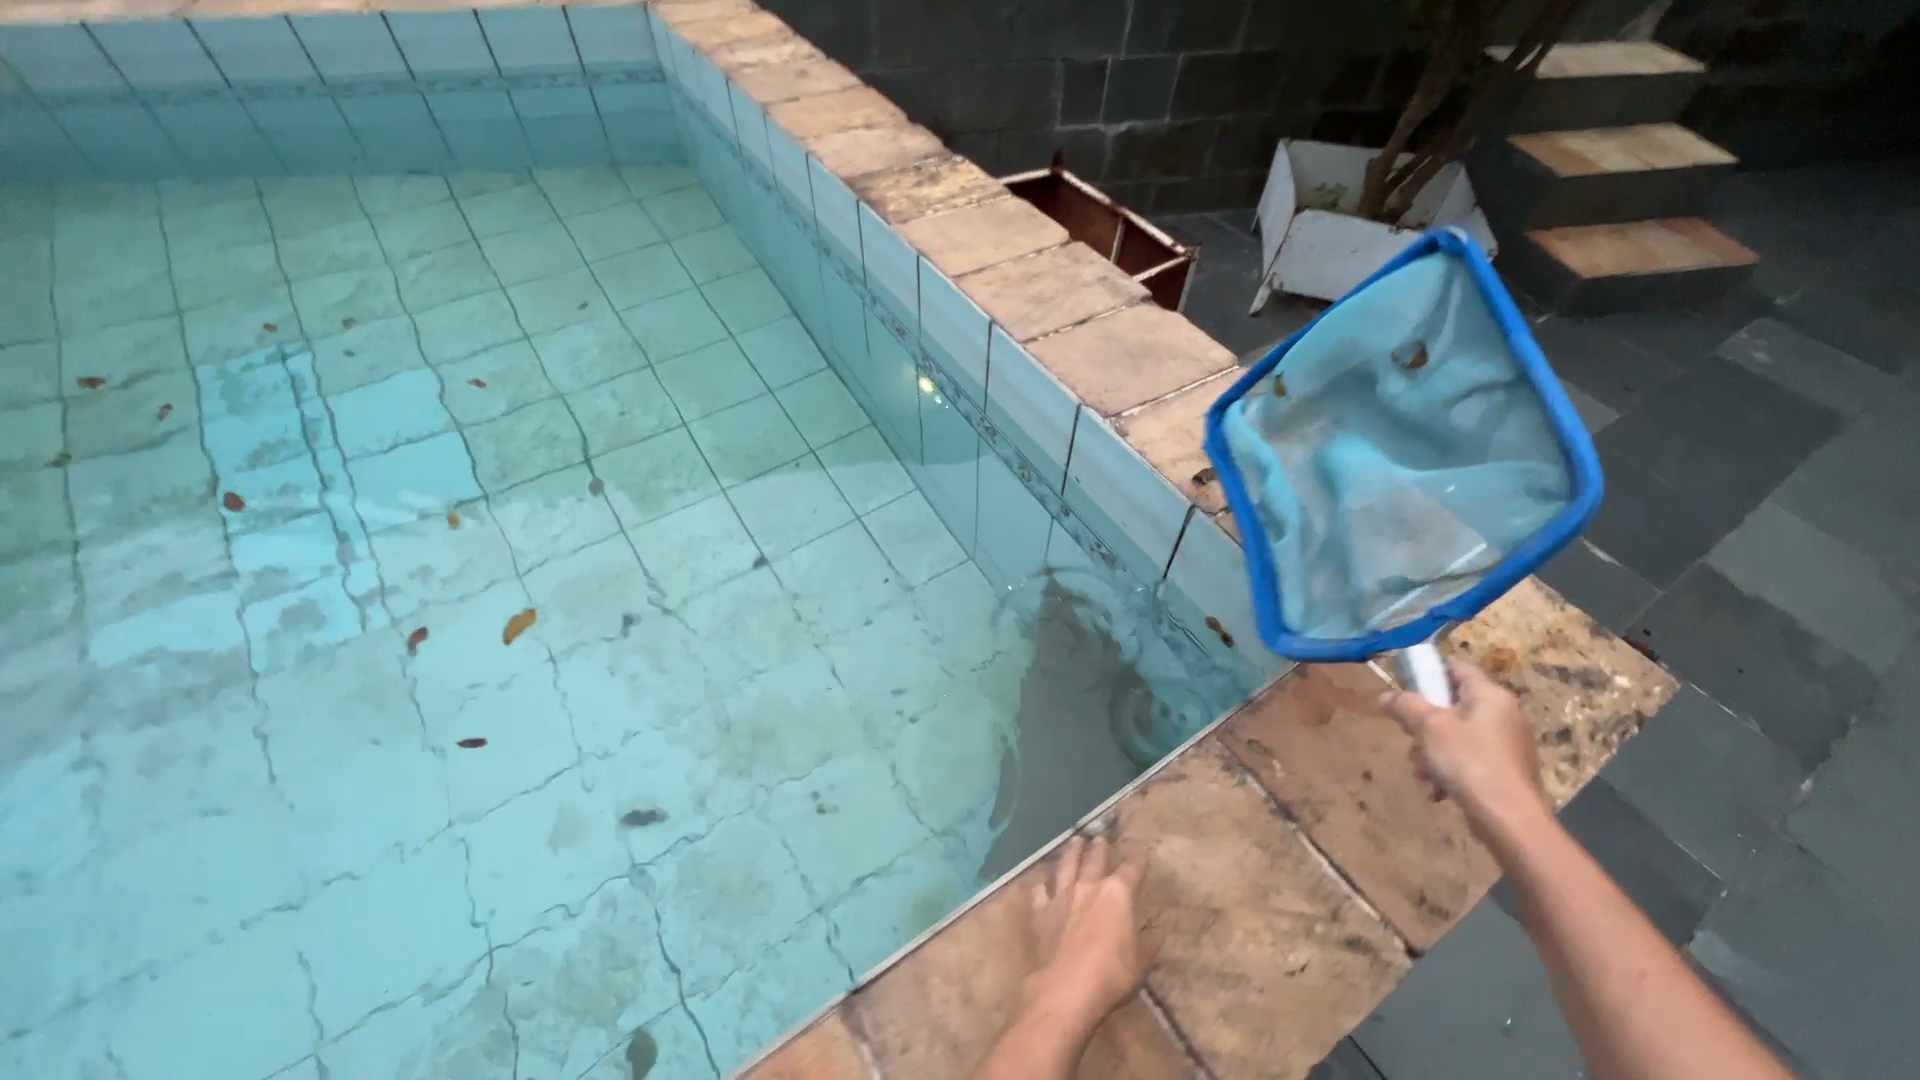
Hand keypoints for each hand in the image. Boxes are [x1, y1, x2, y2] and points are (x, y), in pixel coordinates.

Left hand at [1022, 835, 1152, 1033]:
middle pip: (1095, 860)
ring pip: (1067, 867)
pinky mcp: (1041, 912)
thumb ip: (1148, 945)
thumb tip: (1156, 935)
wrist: (1067, 986)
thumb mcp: (1140, 962)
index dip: (1138, 860)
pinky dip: (1041, 884)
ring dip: (1071, 853)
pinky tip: (1040, 880)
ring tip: (1075, 840)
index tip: (1141, 851)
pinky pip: (1040, 891)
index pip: (1131, 870)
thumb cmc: (1112, 973)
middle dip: (1100, 848)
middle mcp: (1089, 887)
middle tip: (1101, 838)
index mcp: (1117, 894)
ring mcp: (1062, 897)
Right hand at [1379, 657, 1548, 838]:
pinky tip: (1437, 787)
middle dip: (1423, 722)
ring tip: (1423, 772)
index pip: (1457, 667)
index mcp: (1490, 695)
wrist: (1510, 819)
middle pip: (1451, 703)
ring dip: (1430, 750)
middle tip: (1410, 736)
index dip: (1429, 671)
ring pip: (1454, 734)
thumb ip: (1405, 706)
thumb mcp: (1429, 728)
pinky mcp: (1504, 769)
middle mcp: (1503, 714)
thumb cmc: (1470, 762)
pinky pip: (1466, 757)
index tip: (1404, 688)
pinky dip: (1448, 768)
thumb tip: (1385, 695)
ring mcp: (1505, 743)